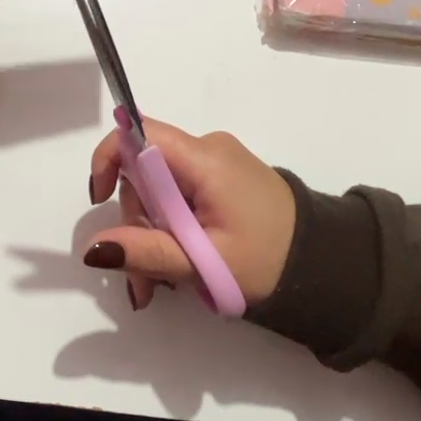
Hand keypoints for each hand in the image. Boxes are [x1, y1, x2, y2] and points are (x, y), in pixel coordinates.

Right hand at [83, 119, 295, 310]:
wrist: (327, 265)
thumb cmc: (269, 261)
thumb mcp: (203, 263)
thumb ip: (147, 252)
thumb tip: (93, 248)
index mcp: (204, 159)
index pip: (139, 132)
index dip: (109, 157)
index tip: (100, 199)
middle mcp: (207, 150)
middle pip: (145, 173)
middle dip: (134, 225)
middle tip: (140, 280)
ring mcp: (216, 165)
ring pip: (159, 191)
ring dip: (150, 236)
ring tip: (156, 288)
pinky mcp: (222, 181)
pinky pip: (179, 196)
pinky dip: (170, 230)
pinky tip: (172, 269)